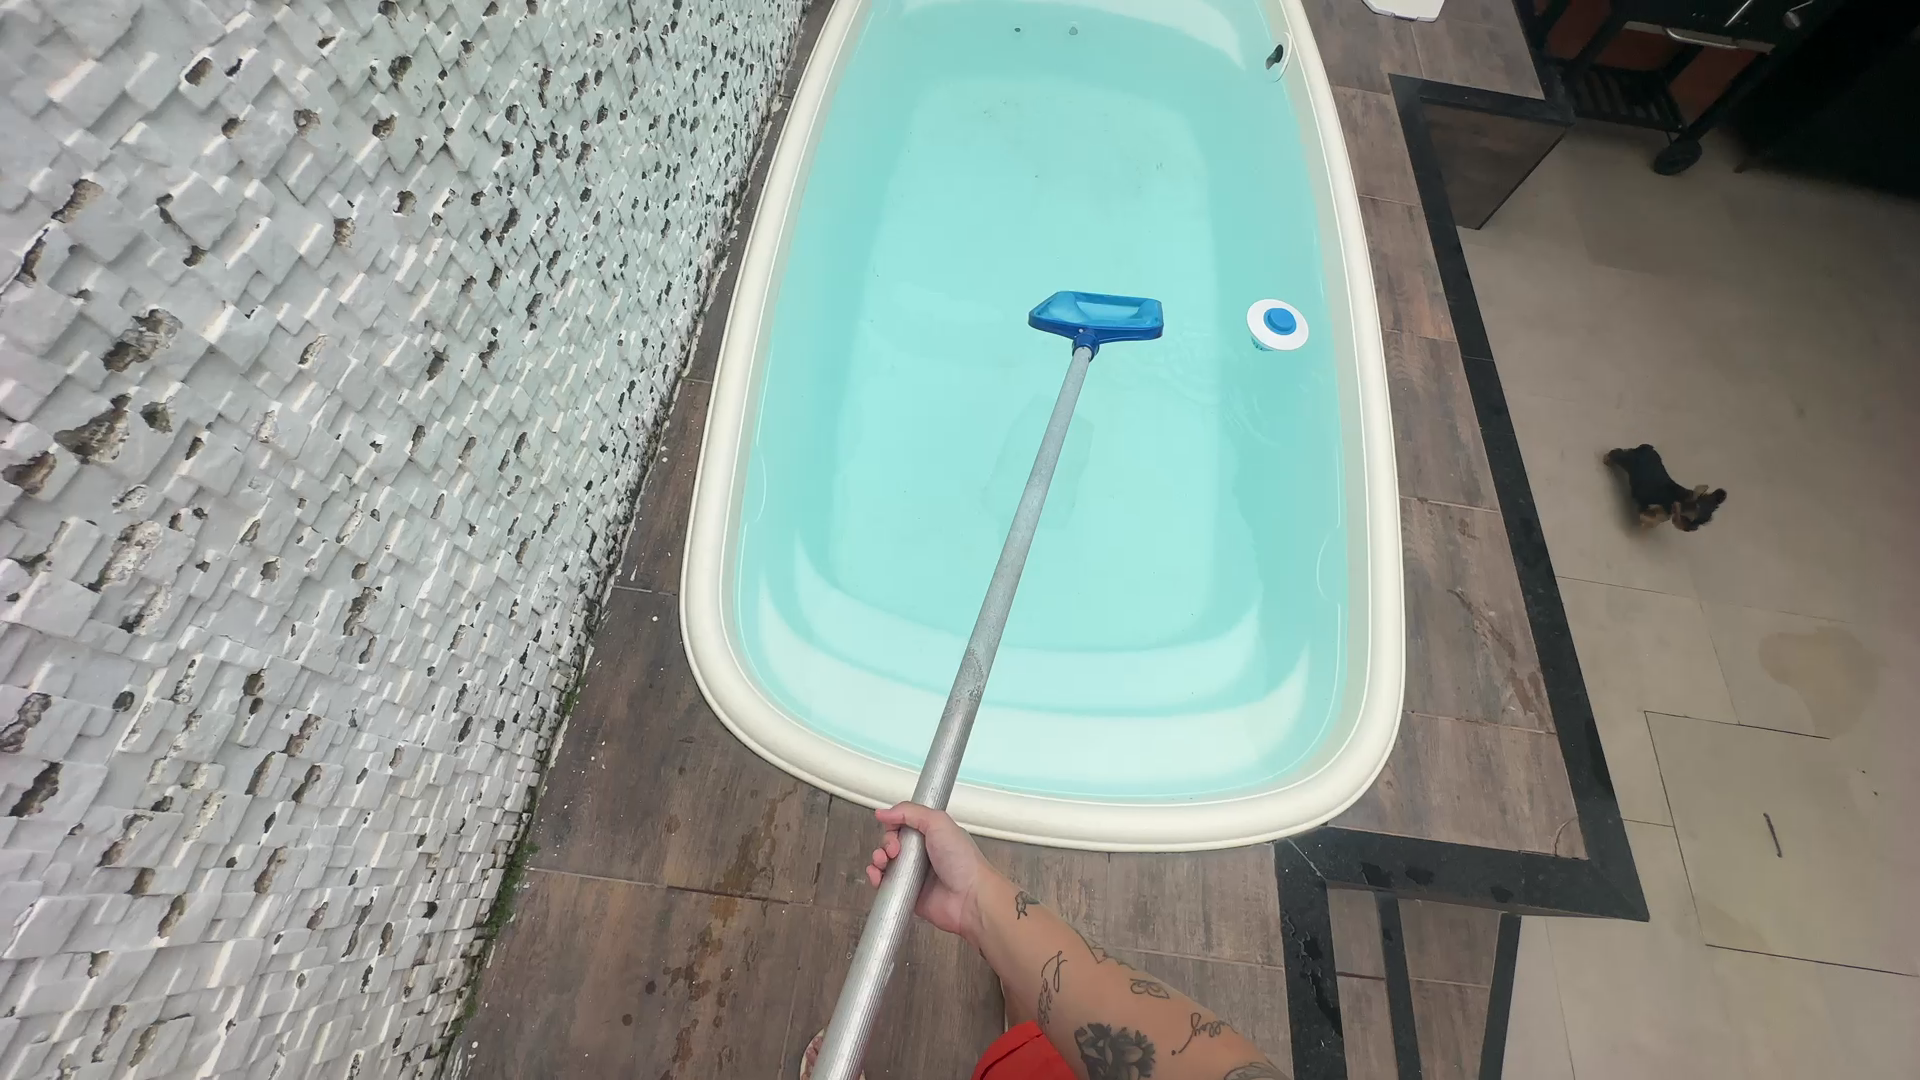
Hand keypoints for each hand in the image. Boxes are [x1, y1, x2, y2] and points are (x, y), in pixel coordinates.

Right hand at [866, 802, 999, 943]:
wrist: (969, 898)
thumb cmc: (960, 859)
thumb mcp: (938, 822)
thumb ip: (910, 812)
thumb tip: (883, 812)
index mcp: (931, 833)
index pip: (903, 824)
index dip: (894, 824)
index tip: (893, 829)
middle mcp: (922, 853)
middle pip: (892, 842)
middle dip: (886, 843)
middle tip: (894, 850)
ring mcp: (914, 874)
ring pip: (886, 863)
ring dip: (878, 859)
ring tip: (882, 862)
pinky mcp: (908, 894)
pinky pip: (886, 885)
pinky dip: (876, 879)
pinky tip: (876, 876)